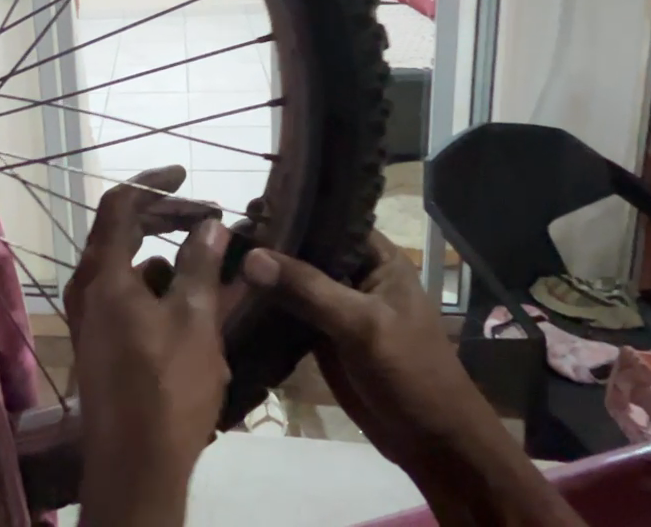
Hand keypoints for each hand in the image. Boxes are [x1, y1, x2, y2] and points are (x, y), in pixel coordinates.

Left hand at [66, 166, 227, 526]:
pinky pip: (132, 299)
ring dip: (171, 260)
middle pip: (124, 232)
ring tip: (215, 266)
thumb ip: (200, 264)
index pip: (121, 204)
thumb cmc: (166, 388)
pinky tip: (199, 308)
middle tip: (208, 218)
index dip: (153, 183)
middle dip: (167, 219)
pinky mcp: (103, 342)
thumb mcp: (194, 321)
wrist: (134, 468)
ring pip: (132, 269)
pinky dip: (163, 291)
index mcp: (103, 274)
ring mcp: (92, 317)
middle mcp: (89, 287)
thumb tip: (210, 224)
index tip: (186, 176)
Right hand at [242, 233, 586, 526]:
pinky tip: (229, 295)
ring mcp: (335, 304)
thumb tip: (251, 256)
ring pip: (292, 279)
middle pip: (304, 247)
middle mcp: (353, 272)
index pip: (328, 219)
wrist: (433, 444)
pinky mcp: (320, 334)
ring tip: (218, 260)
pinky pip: (286, 311)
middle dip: (267, 242)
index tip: (246, 207)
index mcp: (376, 257)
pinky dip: (262, 305)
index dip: (291, 209)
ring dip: (261, 274)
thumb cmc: (411, 373)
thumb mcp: (362, 325)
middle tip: (223, 236)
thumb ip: (308, 288)